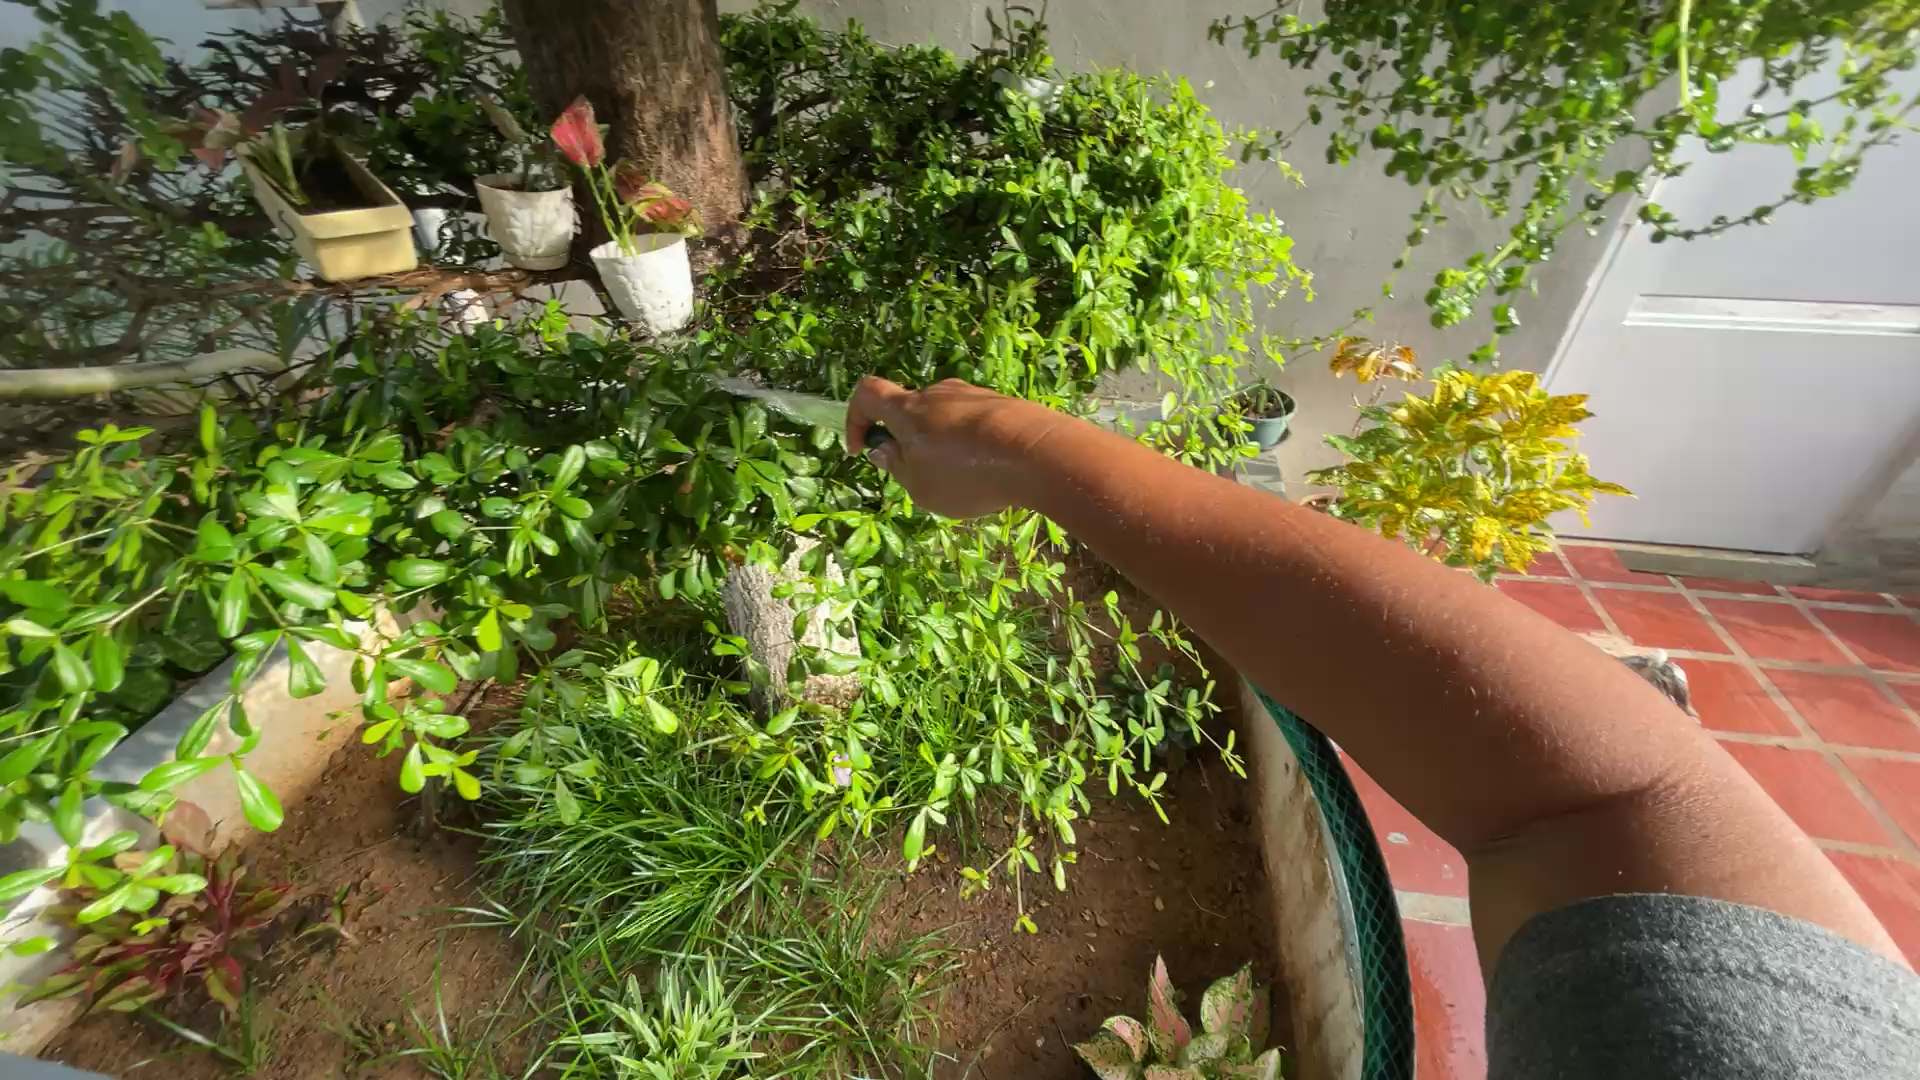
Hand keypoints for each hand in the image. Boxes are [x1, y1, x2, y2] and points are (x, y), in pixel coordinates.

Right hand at [845, 377, 1067, 517]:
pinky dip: (971, 444)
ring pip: (944, 417)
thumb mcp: (921, 487)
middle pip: (910, 409)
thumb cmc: (967, 475)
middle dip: (907, 440)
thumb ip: (898, 467)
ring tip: (963, 479)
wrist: (1038, 453)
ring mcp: (973, 394)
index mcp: (908, 410)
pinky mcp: (1002, 403)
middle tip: (922, 475)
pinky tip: (991, 471)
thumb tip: (883, 449)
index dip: (856, 418)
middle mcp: (937, 393)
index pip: (867, 394)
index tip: (862, 449)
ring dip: (941, 443)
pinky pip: (974, 422)